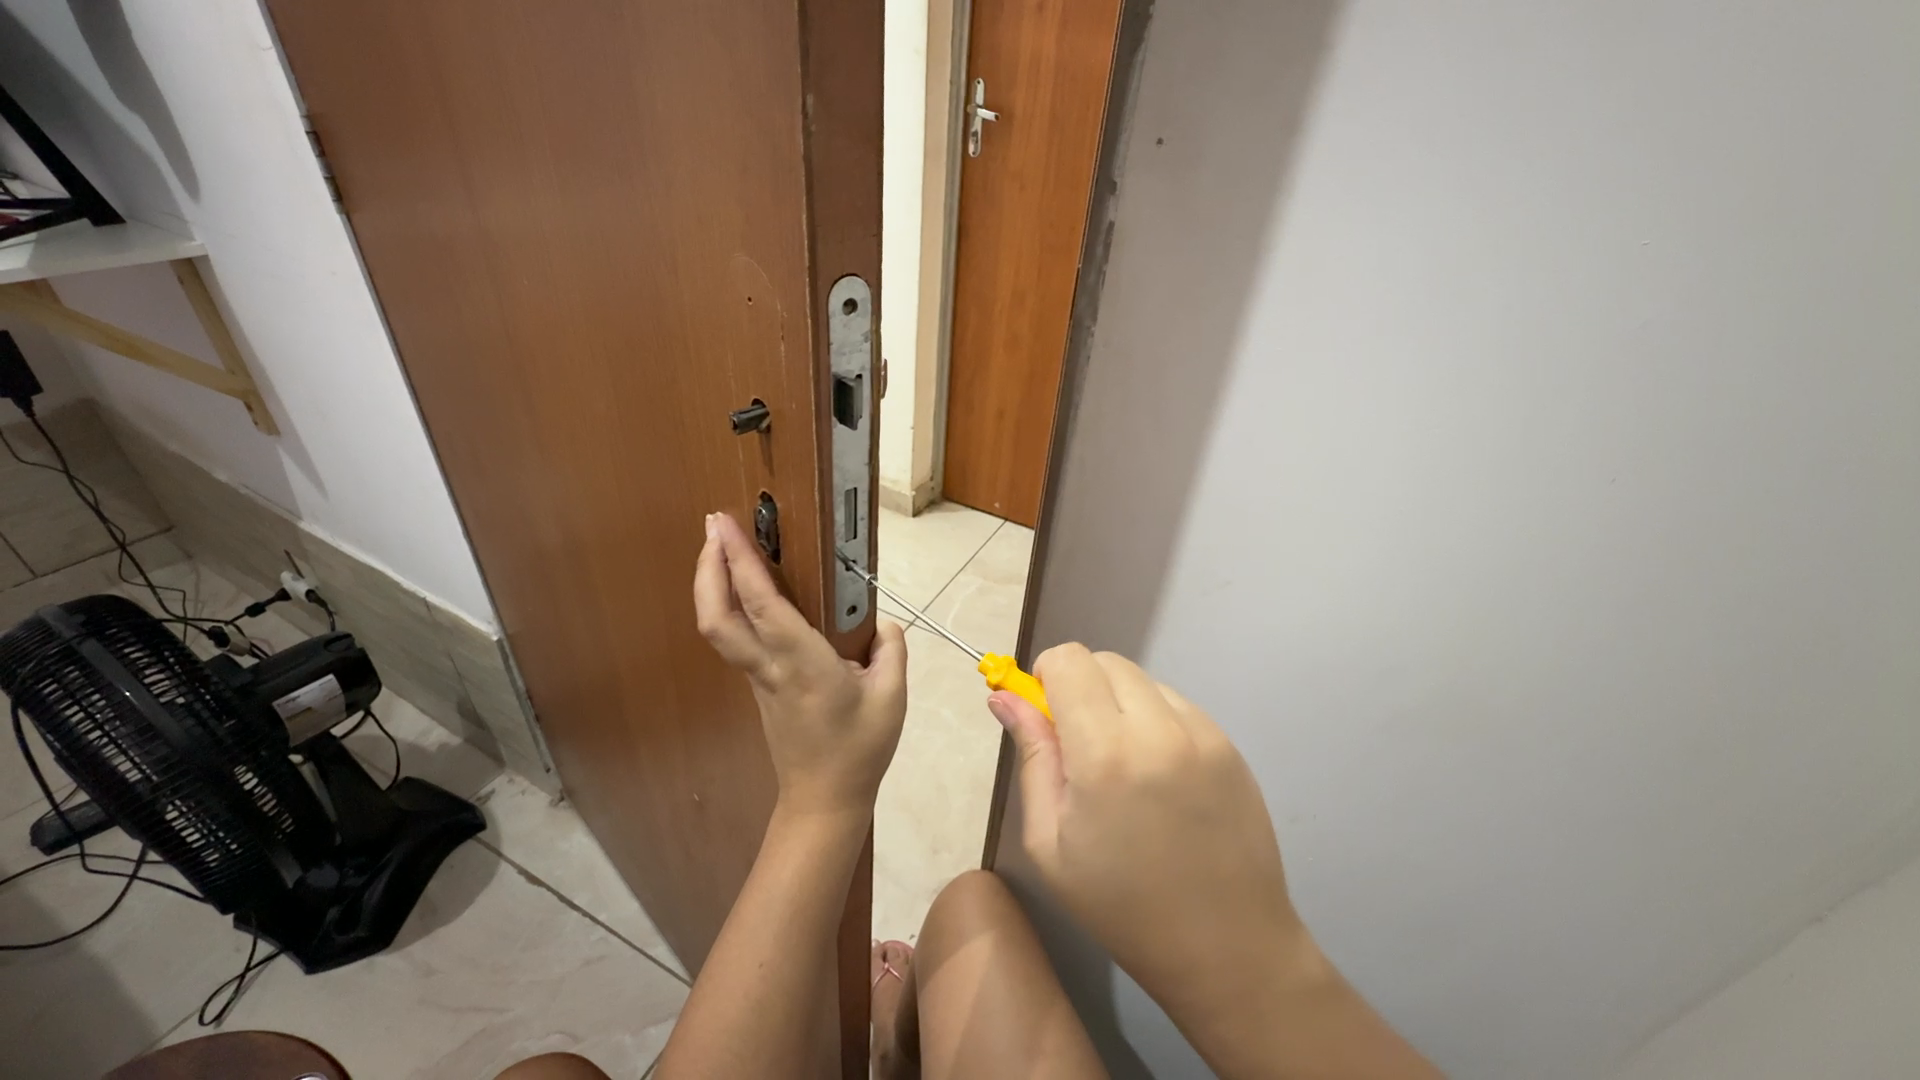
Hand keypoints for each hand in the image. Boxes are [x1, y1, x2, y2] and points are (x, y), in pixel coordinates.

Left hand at [693, 512, 907, 818]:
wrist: (824, 799)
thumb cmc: (860, 749)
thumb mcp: (893, 698)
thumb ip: (891, 650)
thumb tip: (881, 624)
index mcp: (802, 666)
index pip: (762, 606)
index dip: (740, 562)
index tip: (727, 527)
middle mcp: (770, 667)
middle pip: (716, 616)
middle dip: (708, 567)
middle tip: (714, 526)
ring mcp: (758, 678)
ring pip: (720, 627)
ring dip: (714, 582)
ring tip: (725, 546)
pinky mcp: (759, 685)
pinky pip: (736, 638)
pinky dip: (731, 603)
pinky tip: (748, 589)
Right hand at [990, 644, 1307, 1037]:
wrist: (1227, 945)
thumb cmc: (1120, 904)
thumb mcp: (1049, 841)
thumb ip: (1031, 756)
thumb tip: (1005, 698)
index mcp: (1106, 753)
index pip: (1068, 660)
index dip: (1044, 676)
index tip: (1043, 715)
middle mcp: (1159, 728)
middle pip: (1105, 662)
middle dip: (1080, 687)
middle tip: (1078, 746)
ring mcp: (1203, 733)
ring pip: (1143, 680)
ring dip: (1119, 703)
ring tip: (1122, 767)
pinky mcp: (1230, 745)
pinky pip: (1178, 706)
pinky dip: (1155, 721)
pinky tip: (1158, 777)